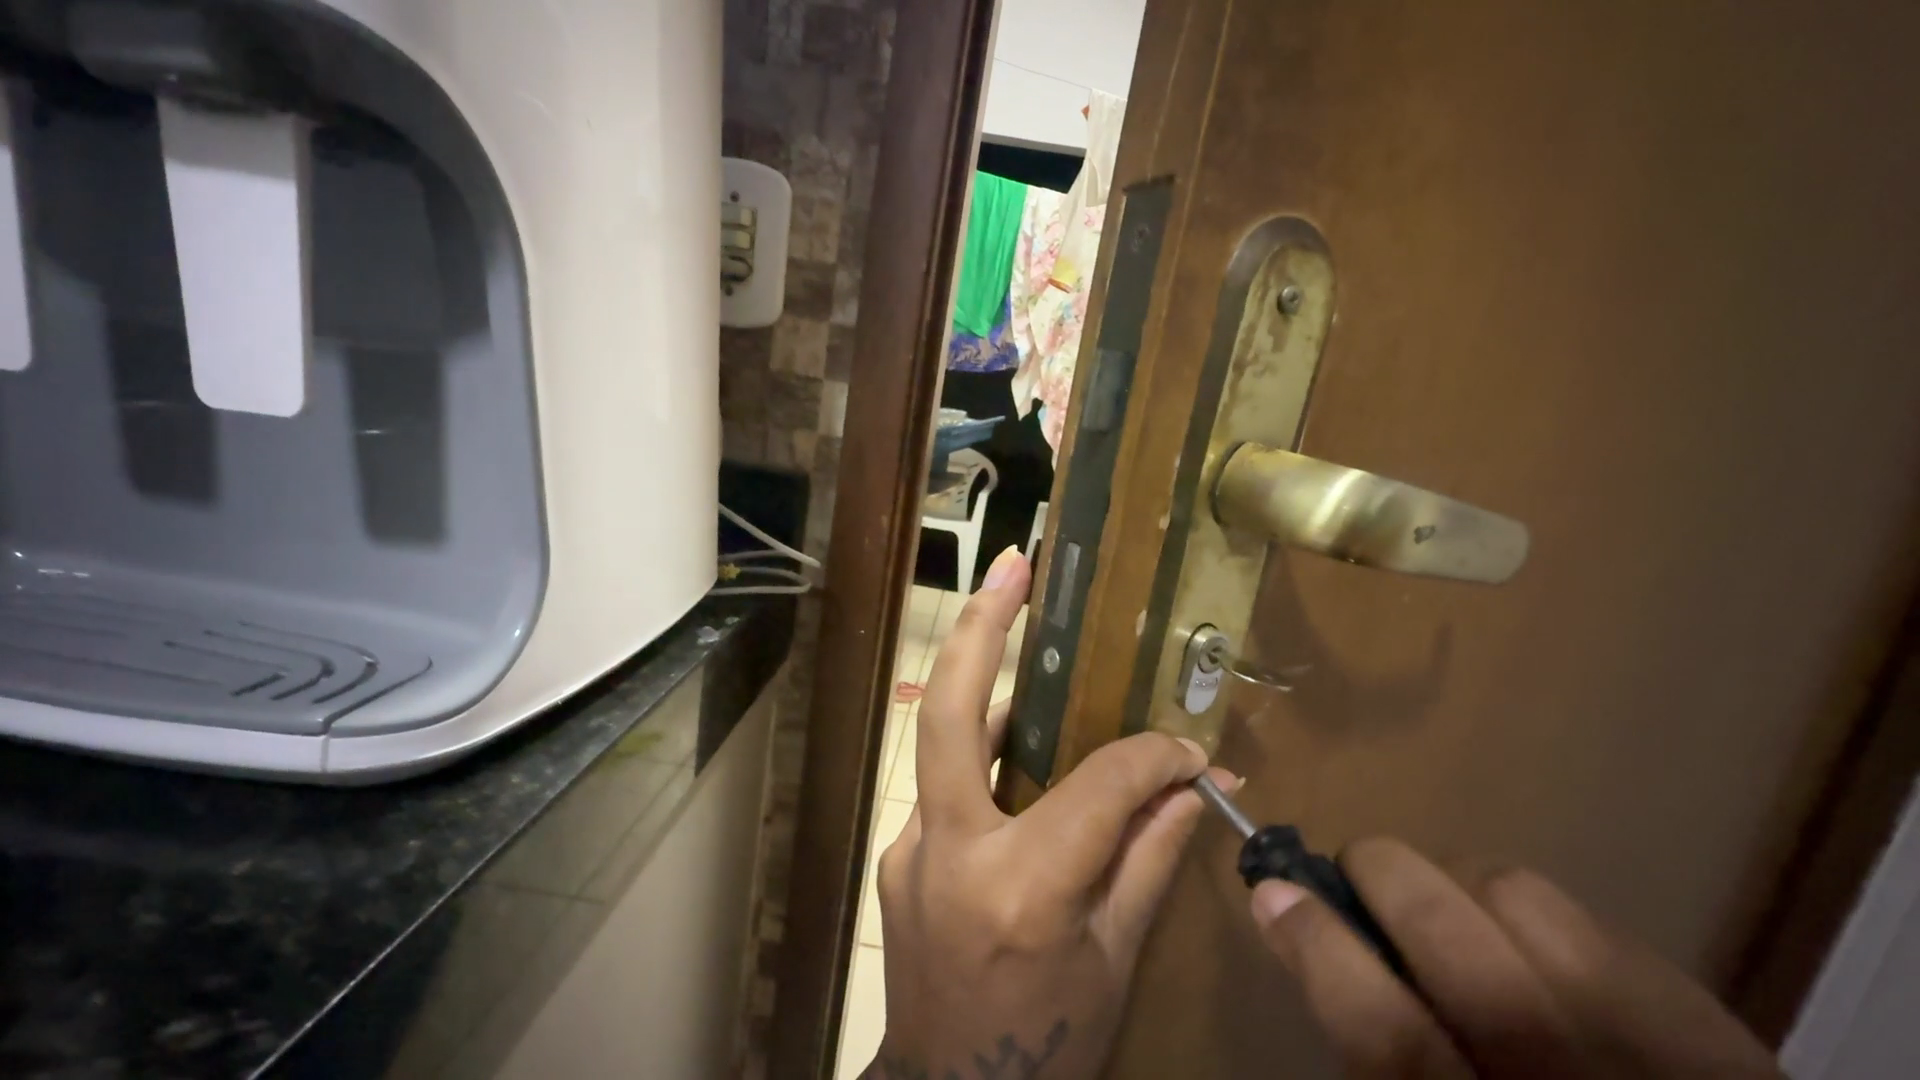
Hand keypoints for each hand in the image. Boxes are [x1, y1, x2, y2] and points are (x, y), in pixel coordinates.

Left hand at [866, 548, 1235, 1078]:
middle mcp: (950, 852)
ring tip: (1015, 628)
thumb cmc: (1049, 1043)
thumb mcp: (1115, 962)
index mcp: (1022, 886)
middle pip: (951, 712)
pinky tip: (1015, 760)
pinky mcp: (897, 859)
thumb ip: (1150, 860)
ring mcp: (909, 852)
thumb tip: (1195, 785)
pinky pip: (946, 790)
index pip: (1100, 786)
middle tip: (1011, 563)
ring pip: (945, 743)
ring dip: (983, 685)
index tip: (1190, 753)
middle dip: (983, 626)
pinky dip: (982, 763)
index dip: (1155, 758)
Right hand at [1253, 838, 1782, 1077]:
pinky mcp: (1708, 1018)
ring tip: (1434, 903)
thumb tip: (1289, 915)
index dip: (1319, 946)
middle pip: (1453, 940)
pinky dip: (1519, 905)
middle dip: (1376, 875)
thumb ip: (1364, 1035)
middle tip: (1347, 871)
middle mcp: (1569, 1079)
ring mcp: (1656, 1048)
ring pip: (1516, 897)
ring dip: (1450, 882)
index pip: (1388, 1032)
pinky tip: (1511, 936)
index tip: (1271, 890)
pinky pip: (1581, 911)